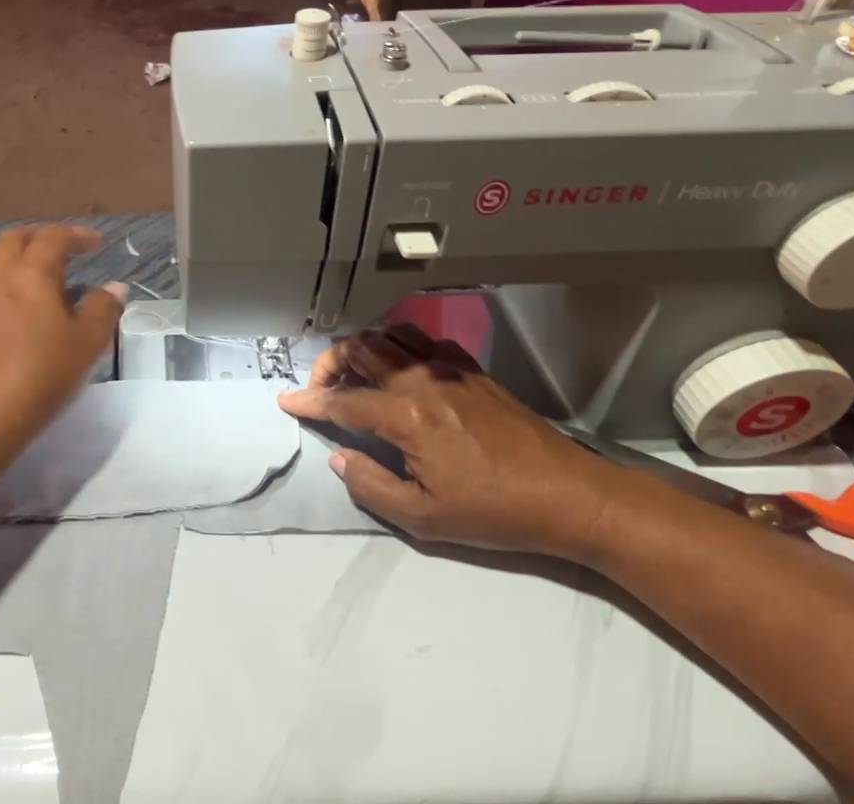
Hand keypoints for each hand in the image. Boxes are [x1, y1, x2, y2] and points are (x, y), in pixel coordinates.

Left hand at [0, 225, 124, 445]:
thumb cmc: (45, 373)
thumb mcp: (88, 341)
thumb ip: (103, 308)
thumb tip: (113, 287)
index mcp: (32, 274)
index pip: (54, 237)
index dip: (76, 234)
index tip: (95, 244)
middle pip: (13, 238)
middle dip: (38, 238)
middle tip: (59, 253)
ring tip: (13, 266)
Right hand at [278, 323, 631, 558]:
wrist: (567, 493)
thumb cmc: (492, 511)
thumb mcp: (423, 518)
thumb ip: (370, 485)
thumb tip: (340, 457)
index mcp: (406, 416)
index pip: (342, 401)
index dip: (309, 401)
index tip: (287, 401)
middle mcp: (423, 380)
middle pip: (361, 348)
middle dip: (330, 362)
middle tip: (321, 389)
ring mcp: (450, 369)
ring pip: (392, 334)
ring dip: (364, 347)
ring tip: (355, 375)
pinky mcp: (473, 370)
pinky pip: (424, 341)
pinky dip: (399, 346)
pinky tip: (401, 372)